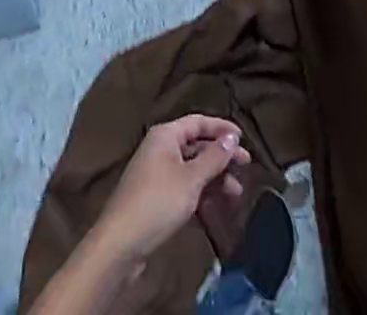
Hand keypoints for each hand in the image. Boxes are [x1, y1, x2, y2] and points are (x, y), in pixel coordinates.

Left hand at [92, 115, 252, 263]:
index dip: (221, 127)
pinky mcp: (157, 196)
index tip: (244, 138)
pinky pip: (185, 186)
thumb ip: (214, 157)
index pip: (198, 122)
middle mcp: (160, 148)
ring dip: (215, 177)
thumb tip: (232, 138)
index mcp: (165, 135)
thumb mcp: (191, 178)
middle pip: (197, 145)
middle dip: (221, 156)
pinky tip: (216, 206)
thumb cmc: (158, 202)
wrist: (121, 243)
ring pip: (193, 168)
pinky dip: (201, 192)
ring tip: (236, 193)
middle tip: (246, 166)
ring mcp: (157, 172)